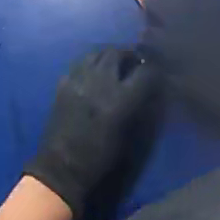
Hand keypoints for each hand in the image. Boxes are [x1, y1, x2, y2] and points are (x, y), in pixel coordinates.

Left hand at [23, 47, 156, 215]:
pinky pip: (79, 64)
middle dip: (129, 55)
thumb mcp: (129, 136)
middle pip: (116, 53)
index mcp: (120, 100)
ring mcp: (78, 80)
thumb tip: (149, 89)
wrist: (62, 166)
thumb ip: (139, 108)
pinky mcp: (63, 83)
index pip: (144, 72)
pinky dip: (90, 64)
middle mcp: (99, 83)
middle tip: (135, 62)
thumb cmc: (101, 158)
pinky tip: (94, 73)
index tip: (157, 69)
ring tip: (115, 64)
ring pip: (96, 53)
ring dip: (108, 55)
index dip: (153, 69)